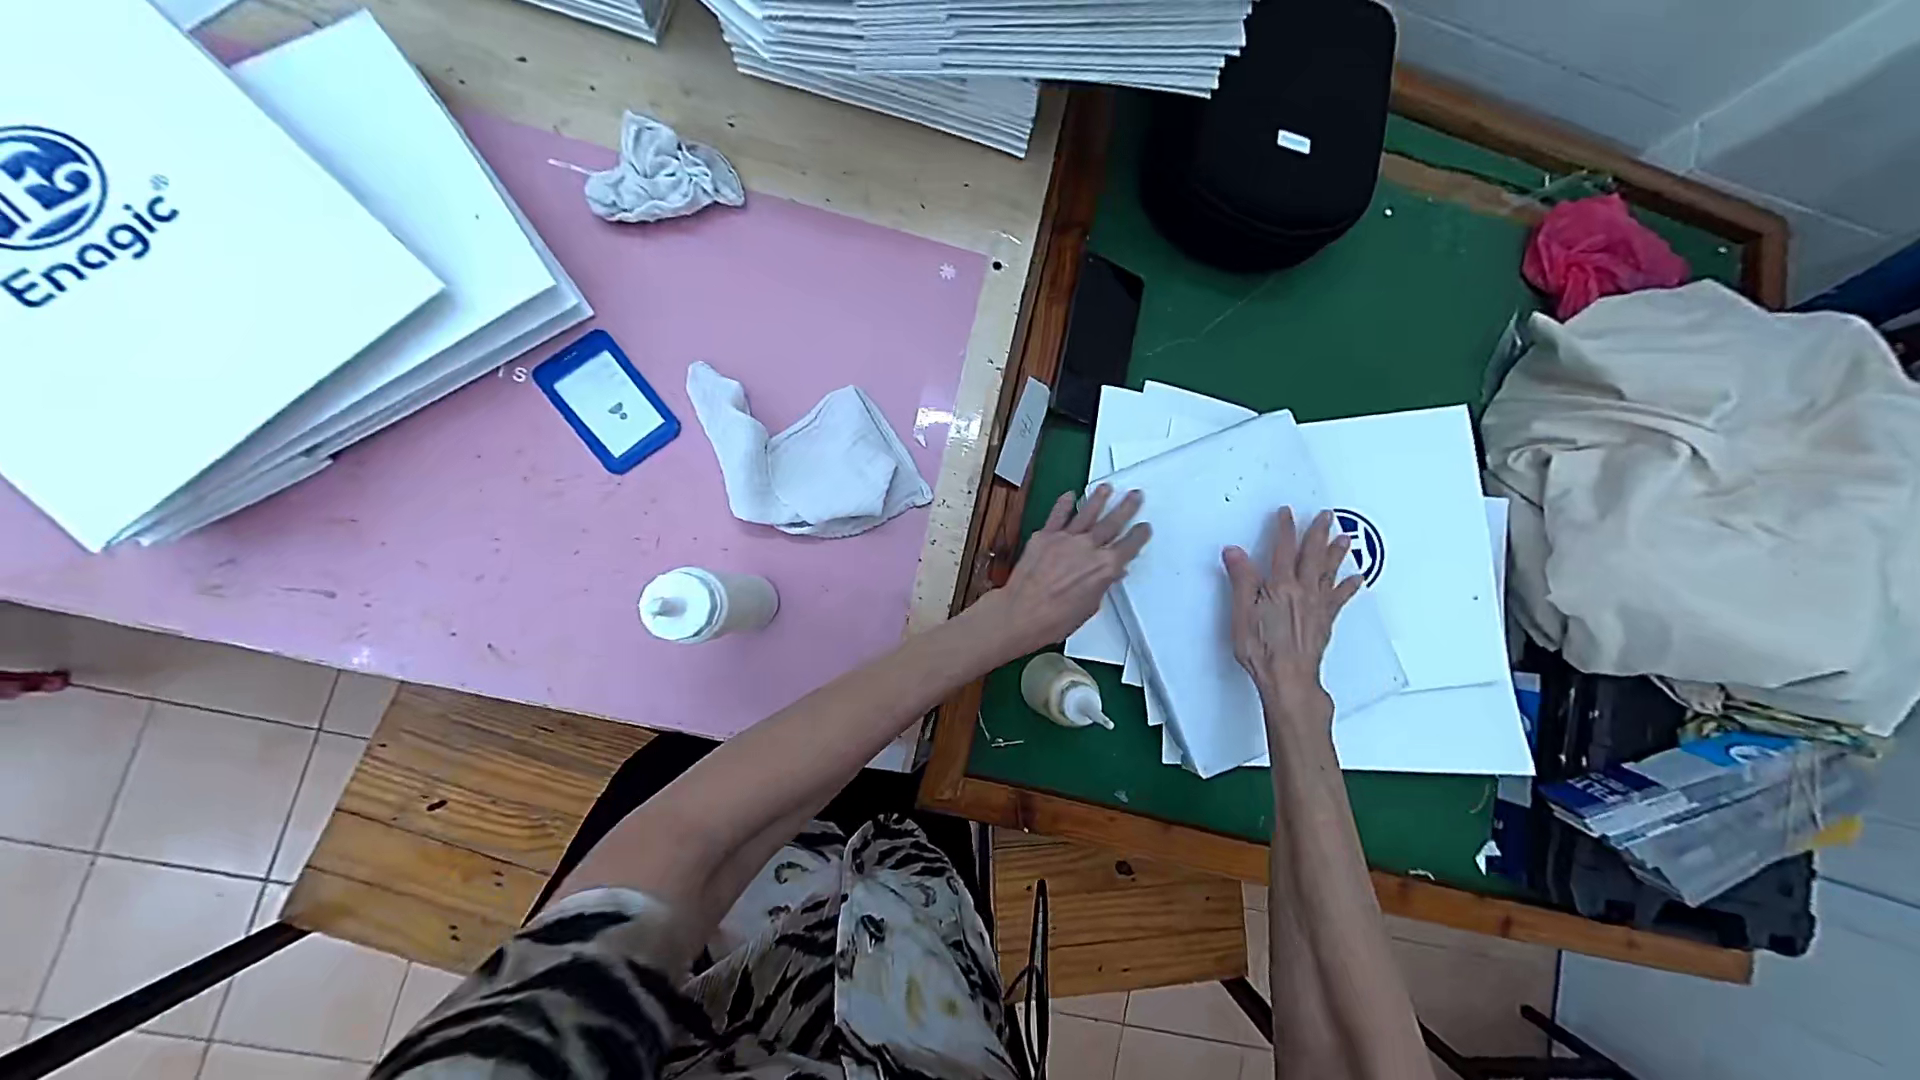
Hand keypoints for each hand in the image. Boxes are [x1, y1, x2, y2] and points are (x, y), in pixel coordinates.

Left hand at [975, 484, 1149, 657]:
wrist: (1022, 613)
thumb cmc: (1055, 618)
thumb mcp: (1089, 606)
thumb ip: (1102, 584)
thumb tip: (1109, 574)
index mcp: (1105, 568)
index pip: (1129, 546)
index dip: (1139, 535)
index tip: (1143, 527)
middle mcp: (1088, 548)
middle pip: (1112, 523)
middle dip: (1126, 508)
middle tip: (1134, 496)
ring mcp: (1065, 539)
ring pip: (1087, 513)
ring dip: (1099, 499)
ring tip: (1106, 488)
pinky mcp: (1044, 536)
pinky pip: (1057, 515)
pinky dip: (1064, 504)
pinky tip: (1069, 495)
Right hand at [1222, 508, 1361, 717]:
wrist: (1288, 677)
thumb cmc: (1262, 649)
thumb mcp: (1240, 612)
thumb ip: (1241, 579)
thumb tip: (1235, 552)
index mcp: (1279, 586)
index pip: (1282, 549)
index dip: (1284, 529)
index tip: (1285, 513)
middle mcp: (1302, 591)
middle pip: (1312, 555)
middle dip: (1317, 533)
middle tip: (1325, 516)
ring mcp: (1316, 606)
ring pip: (1329, 571)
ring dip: (1336, 552)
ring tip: (1345, 538)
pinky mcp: (1324, 621)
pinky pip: (1339, 598)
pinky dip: (1349, 586)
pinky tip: (1356, 578)